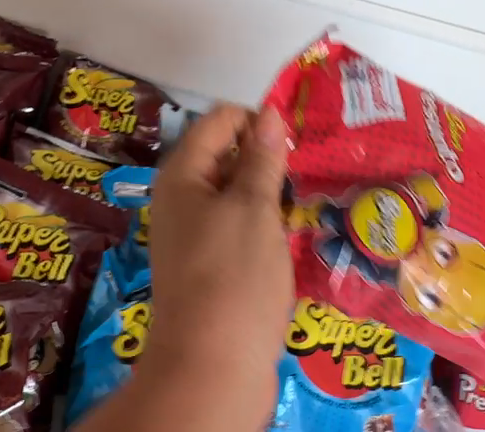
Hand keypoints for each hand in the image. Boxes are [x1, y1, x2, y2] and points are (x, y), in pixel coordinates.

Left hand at [135, 104, 295, 429]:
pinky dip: (260, 224)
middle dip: (264, 158)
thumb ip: (261, 158)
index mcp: (182, 174)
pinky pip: (234, 226)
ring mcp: (190, 233)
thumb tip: (267, 113)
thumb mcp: (254, 208)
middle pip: (224, 155)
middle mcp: (179, 197)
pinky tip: (288, 236)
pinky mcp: (206, 264)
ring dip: (266, 193)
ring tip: (302, 203)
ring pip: (233, 193)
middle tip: (305, 172)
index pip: (219, 121)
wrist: (210, 370)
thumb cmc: (233, 278)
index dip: (256, 122)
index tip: (295, 140)